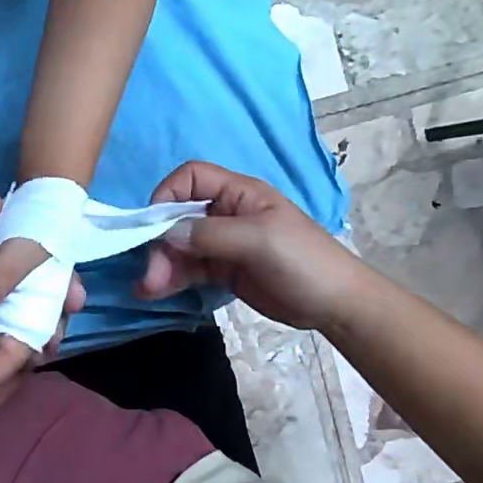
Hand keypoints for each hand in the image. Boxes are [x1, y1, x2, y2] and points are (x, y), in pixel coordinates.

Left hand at [0, 239, 84, 408]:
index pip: (16, 240)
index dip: (43, 243)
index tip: (63, 253)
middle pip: (43, 278)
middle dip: (56, 295)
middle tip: (71, 304)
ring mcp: (8, 325)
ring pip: (45, 318)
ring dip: (13, 352)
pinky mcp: (18, 358)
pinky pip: (38, 351)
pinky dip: (11, 371)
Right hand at [135, 161, 366, 331]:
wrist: (334, 304)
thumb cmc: (304, 261)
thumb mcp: (260, 241)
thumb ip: (212, 235)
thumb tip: (167, 234)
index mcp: (239, 194)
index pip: (192, 178)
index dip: (168, 194)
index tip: (153, 225)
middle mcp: (227, 214)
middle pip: (179, 217)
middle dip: (160, 242)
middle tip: (150, 274)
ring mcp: (224, 244)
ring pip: (181, 246)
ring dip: (161, 264)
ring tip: (148, 289)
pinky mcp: (224, 270)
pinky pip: (190, 269)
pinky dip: (171, 278)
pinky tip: (155, 292)